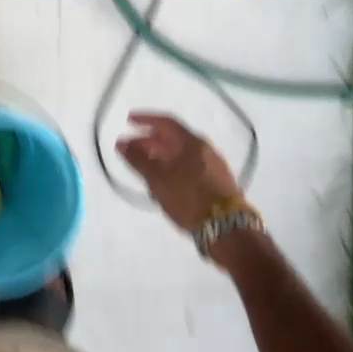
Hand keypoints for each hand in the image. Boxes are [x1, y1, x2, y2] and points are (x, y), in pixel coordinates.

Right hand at [116, 112, 243, 233]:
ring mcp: (215, 167)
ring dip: (161, 158)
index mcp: (192, 142)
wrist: (230, 232)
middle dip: (149, 142)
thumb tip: (122, 143)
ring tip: (145, 169)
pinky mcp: (219, 185)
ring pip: (182, 155)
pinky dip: (174, 169)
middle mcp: (205, 149)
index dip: (145, 119)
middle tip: (131, 149)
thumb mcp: (158, 179)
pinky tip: (166, 184)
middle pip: (173, 139)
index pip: (165, 122)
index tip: (129, 121)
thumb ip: (138, 159)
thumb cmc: (190, 199)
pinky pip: (190, 169)